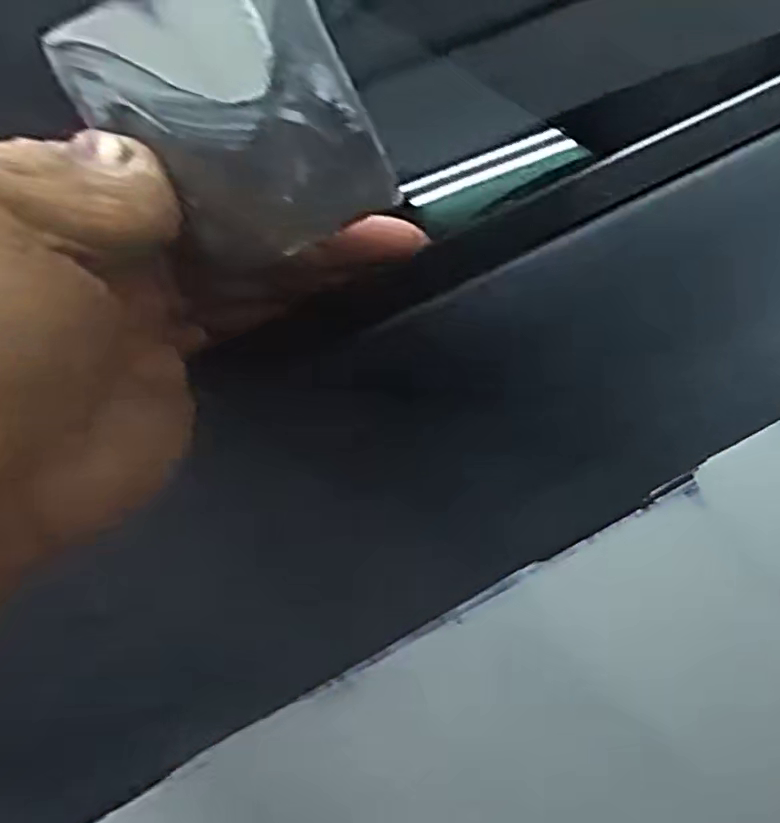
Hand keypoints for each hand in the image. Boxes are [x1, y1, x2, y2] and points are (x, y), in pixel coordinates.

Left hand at [0, 130, 423, 590]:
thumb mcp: (17, 244)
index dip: (236, 167)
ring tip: (394, 248)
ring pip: (240, 265)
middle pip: (211, 217)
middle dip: (296, 215)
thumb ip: (83, 196)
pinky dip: (296, 299)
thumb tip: (143, 159)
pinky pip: (244, 313)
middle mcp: (84, 244)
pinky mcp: (175, 358)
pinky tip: (351, 288)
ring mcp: (132, 304)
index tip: (316, 171)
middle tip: (387, 220)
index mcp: (31, 201)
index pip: (149, 164)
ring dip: (315, 257)